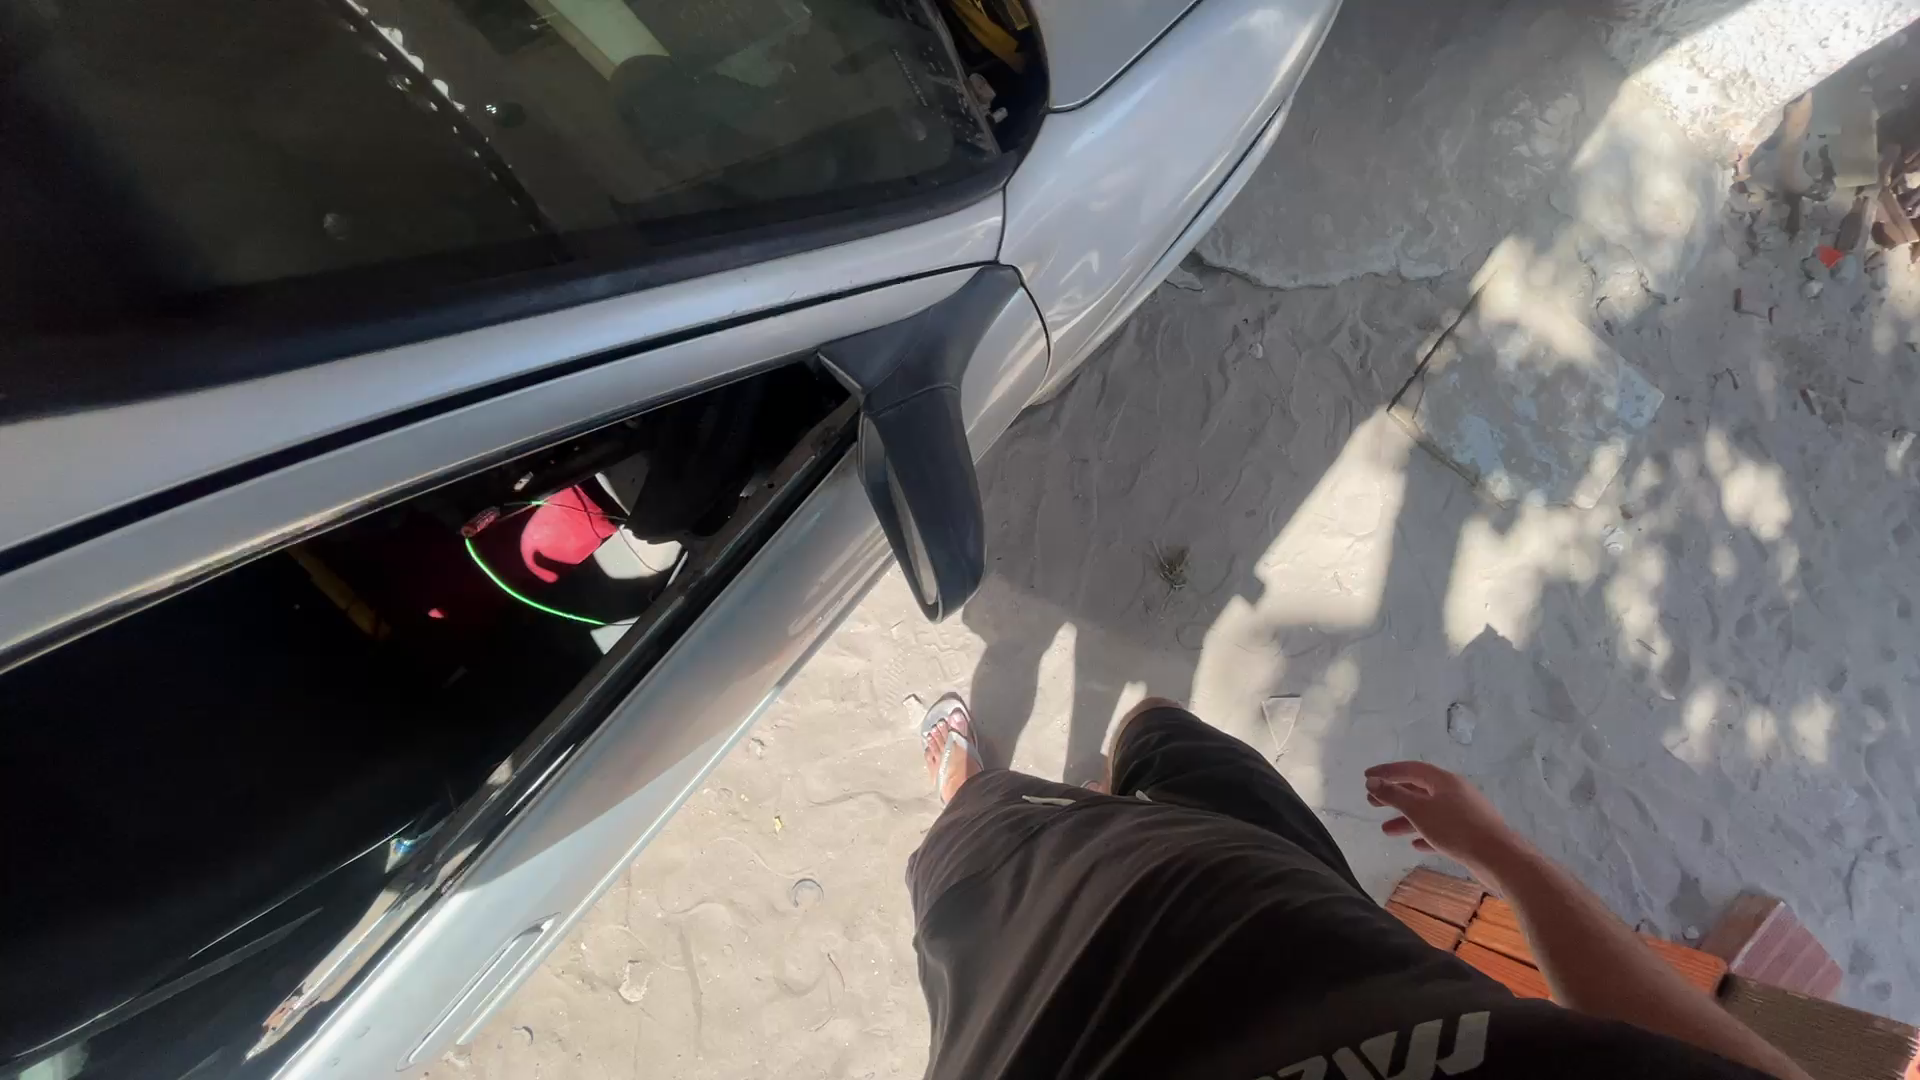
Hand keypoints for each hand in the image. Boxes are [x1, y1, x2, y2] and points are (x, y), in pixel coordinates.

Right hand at [1364, 761, 1531, 878]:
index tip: (1367, 777)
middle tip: (1371, 803)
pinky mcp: (1471, 834)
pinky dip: (1426, 834)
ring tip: (1386, 831)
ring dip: (1406, 820)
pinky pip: (1442, 829)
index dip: (1387, 772)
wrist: (1501, 859)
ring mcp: (1465, 813)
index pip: (1409, 769)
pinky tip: (1415, 844)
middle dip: (1394, 797)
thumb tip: (1372, 781)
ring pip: (1428, 812)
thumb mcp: (1418, 810)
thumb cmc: (1456, 828)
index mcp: (1443, 781)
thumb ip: (1393, 795)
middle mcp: (1455, 793)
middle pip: (1418, 790)